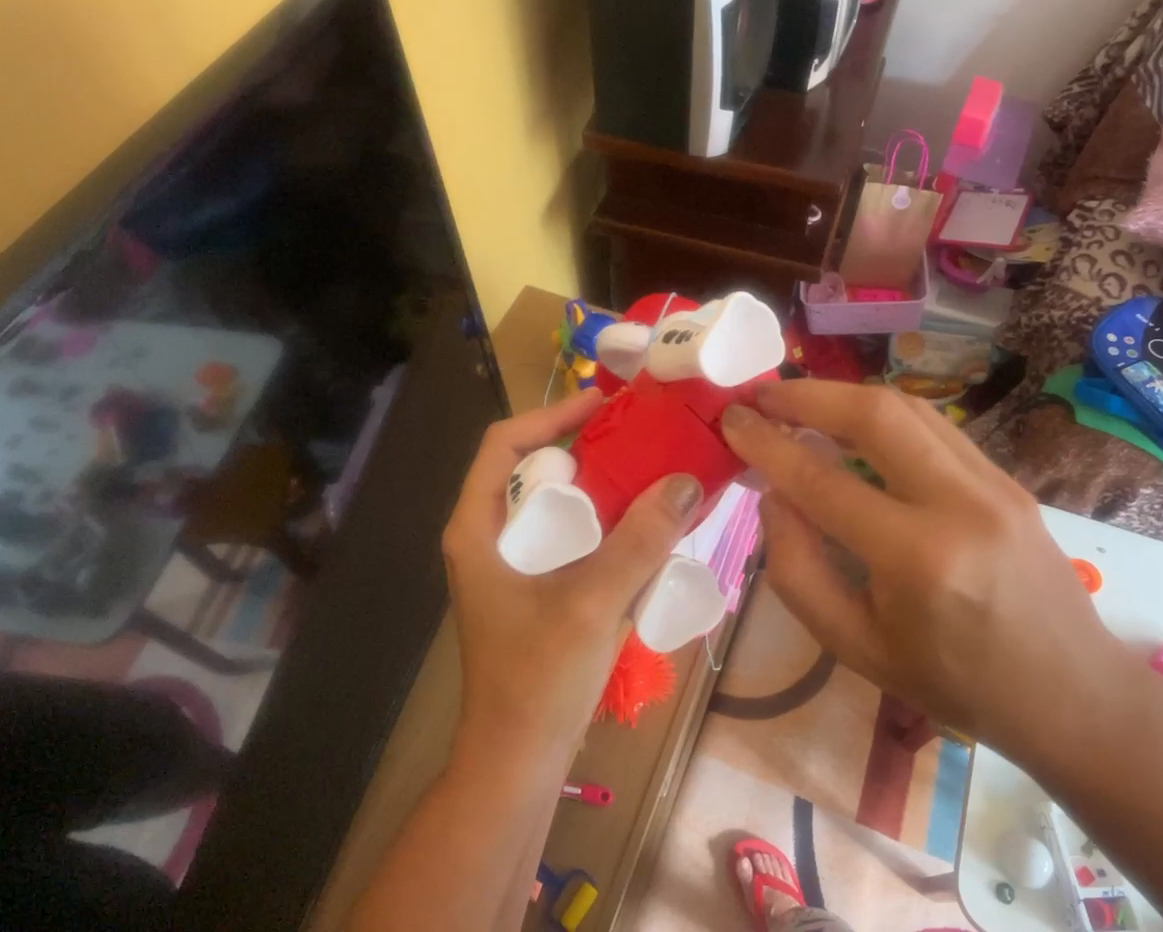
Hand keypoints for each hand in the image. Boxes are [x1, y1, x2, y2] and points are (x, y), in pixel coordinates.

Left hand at [441, 388, 703, 752]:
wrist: (519, 759)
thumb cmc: (539, 677)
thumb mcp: (592, 601)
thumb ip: (640, 540)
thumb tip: (686, 481)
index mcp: (477, 528)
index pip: (504, 443)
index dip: (552, 414)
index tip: (606, 404)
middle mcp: (488, 538)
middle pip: (534, 470)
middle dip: (588, 449)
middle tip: (643, 439)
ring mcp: (511, 567)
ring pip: (557, 506)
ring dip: (602, 489)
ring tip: (653, 475)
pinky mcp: (534, 591)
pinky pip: (571, 540)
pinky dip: (606, 527)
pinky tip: (646, 531)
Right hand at [721, 381, 1130, 755]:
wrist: (1069, 694)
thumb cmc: (952, 683)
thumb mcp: (855, 646)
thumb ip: (798, 570)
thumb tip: (773, 497)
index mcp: (916, 559)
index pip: (822, 481)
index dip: (768, 444)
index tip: (731, 420)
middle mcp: (960, 505)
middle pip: (876, 415)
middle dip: (809, 394)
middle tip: (763, 395)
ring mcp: (994, 484)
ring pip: (910, 408)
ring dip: (846, 396)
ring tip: (800, 402)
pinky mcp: (1008, 479)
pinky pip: (936, 428)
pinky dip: (884, 416)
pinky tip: (855, 426)